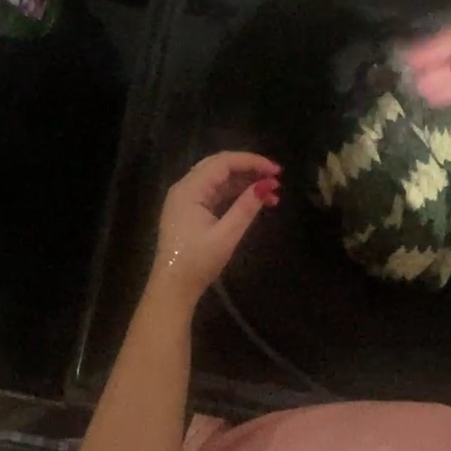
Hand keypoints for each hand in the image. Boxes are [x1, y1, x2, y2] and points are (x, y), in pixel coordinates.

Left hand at [148, 151, 280, 302]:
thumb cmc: (197, 262)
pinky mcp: (190, 211)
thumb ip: (246, 207)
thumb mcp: (226, 236)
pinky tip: (255, 201)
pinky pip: (215, 193)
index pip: (223, 162)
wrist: (173, 289)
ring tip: (273, 193)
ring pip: (219, 180)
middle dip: (249, 169)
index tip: (277, 171)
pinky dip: (235, 194)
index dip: (252, 162)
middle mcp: (185, 188)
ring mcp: (186, 199)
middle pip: (220, 166)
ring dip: (245, 183)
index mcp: (189, 189)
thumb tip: (267, 185)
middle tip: (276, 177)